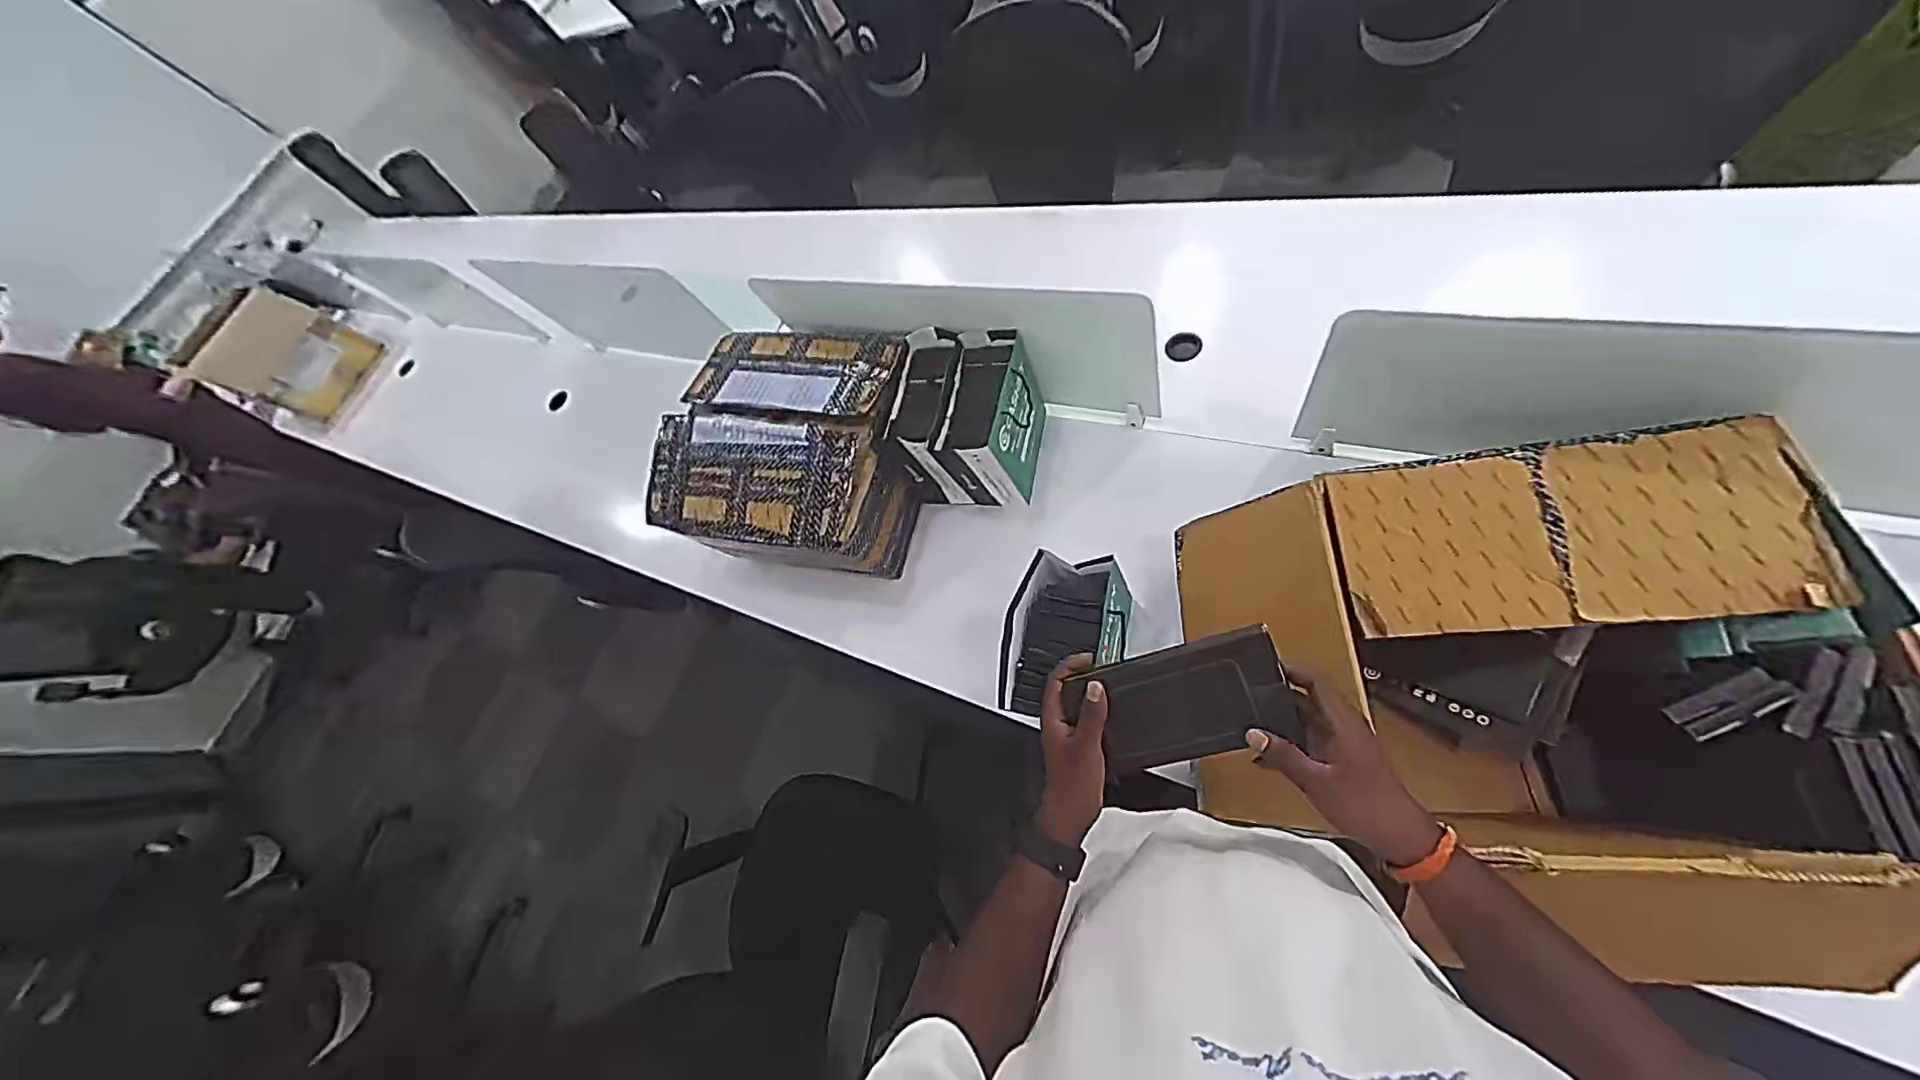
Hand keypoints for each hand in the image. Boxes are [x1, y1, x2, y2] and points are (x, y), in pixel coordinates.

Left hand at [1036, 654, 1107, 845]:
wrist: (1071, 813)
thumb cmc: (1071, 785)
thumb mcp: (1085, 745)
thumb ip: (1091, 715)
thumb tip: (1095, 688)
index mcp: (1052, 719)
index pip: (1055, 680)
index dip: (1070, 665)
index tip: (1089, 659)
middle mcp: (1058, 723)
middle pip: (1066, 688)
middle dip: (1082, 673)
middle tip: (1101, 667)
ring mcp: (1068, 733)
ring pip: (1077, 703)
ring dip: (1090, 691)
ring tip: (1107, 683)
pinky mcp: (1079, 743)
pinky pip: (1087, 717)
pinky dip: (1097, 709)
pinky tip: (1111, 712)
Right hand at [1246, 671, 1441, 866]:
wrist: (1399, 837)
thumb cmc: (1364, 804)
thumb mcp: (1316, 779)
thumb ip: (1283, 755)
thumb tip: (1254, 734)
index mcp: (1343, 722)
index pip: (1317, 683)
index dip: (1293, 671)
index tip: (1267, 666)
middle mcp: (1343, 728)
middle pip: (1309, 700)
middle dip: (1280, 696)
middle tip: (1249, 694)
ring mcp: (1343, 745)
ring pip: (1307, 723)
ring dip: (1282, 723)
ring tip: (1251, 724)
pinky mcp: (1340, 762)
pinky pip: (1309, 743)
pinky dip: (1289, 745)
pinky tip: (1266, 757)